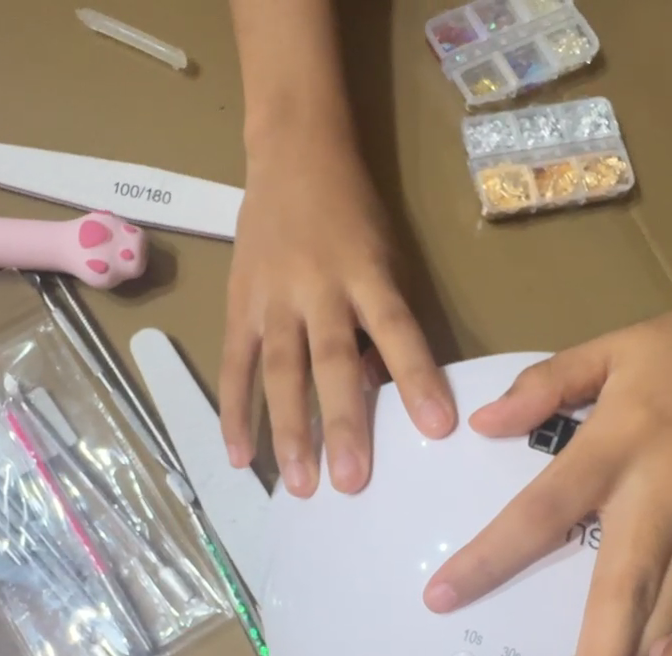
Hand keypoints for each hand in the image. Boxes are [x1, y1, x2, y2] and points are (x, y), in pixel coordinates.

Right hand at [221, 142, 453, 496]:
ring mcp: (271, 299)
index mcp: (367, 273)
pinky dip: (235, 412)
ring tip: (299, 485)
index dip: (416, 378)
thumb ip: (383, 321)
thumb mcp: (385, 256)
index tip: (437, 429)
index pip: (396, 330)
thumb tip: (380, 393)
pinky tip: (241, 458)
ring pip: (280, 372)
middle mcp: (318, 289)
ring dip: (288, 431)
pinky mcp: (238, 306)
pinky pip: (235, 365)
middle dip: (342, 424)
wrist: (292, 154)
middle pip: (331, 362)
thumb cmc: (354, 214)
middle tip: (352, 483)